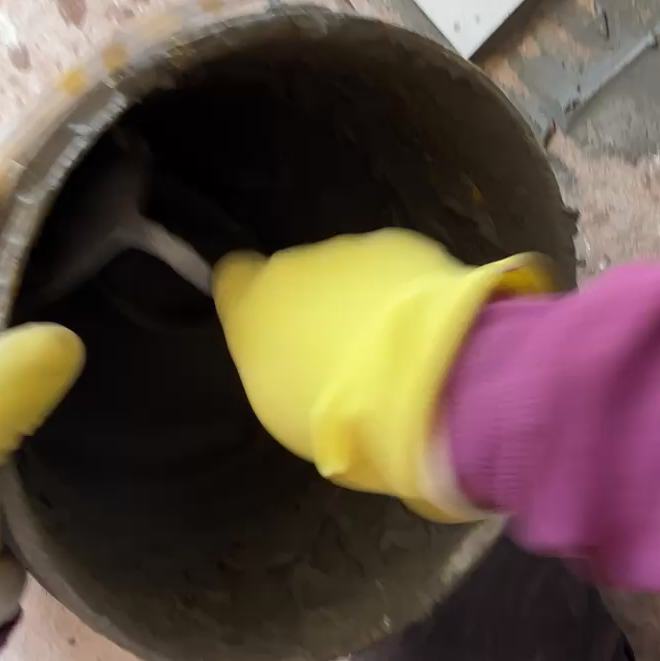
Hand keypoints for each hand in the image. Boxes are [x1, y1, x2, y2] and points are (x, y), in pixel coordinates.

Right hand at [212, 229, 550, 521]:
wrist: (420, 380)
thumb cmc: (342, 416)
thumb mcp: (289, 411)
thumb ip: (282, 368)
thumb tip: (297, 360)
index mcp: (251, 311)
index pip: (234, 279)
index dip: (254, 299)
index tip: (276, 327)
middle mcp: (292, 269)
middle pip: (296, 277)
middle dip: (319, 305)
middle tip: (349, 352)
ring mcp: (349, 250)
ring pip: (348, 270)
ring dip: (364, 298)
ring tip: (397, 342)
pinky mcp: (400, 244)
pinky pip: (393, 265)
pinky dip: (405, 288)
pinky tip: (425, 323)